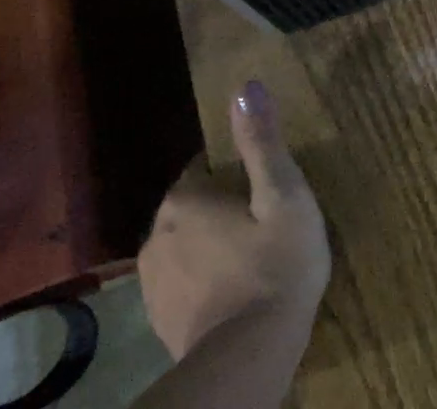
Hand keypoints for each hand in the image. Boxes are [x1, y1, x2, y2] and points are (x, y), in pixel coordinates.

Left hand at [138, 81, 329, 360]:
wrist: (248, 350)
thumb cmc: (276, 263)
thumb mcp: (285, 195)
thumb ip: (263, 142)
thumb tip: (246, 86)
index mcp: (186, 198)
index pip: (206, 164)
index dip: (241, 170)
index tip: (270, 186)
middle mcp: (157, 230)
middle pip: (196, 202)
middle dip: (226, 205)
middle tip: (270, 220)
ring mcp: (151, 275)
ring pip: (187, 240)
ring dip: (213, 241)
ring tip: (256, 255)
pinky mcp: (156, 311)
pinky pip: (183, 276)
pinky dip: (205, 275)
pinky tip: (236, 286)